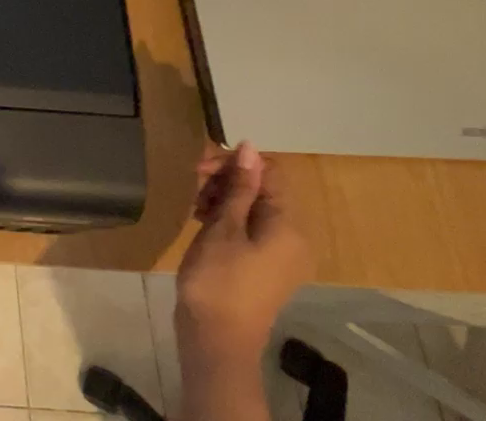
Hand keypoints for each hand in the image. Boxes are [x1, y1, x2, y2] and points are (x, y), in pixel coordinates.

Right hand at [175, 143, 313, 362]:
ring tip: (195, 207)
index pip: (270, 173)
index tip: (199, 168)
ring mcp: (280, 252)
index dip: (235, 163)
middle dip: (226, 180)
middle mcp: (293, 236)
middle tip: (192, 186)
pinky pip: (250, 226)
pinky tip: (202, 221)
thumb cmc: (219, 279)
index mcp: (289, 225)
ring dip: (223, 197)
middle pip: (262, 189)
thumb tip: (249, 147)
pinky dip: (227, 217)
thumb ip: (239, 187)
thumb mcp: (224, 227)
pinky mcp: (265, 263)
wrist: (217, 338)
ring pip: (253, 206)